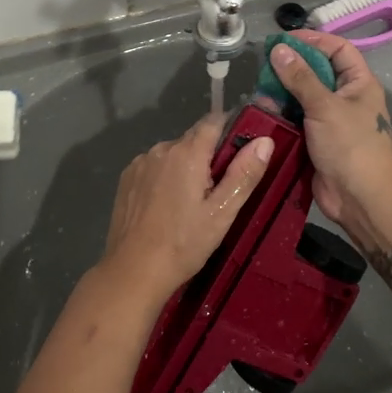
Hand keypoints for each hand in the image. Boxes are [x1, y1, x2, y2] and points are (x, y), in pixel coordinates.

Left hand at [99, 115, 273, 306]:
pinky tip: (165, 207)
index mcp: (187, 153)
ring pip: (172, 154)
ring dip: (184, 168)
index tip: (238, 155)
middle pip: (192, 140)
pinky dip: (163, 178)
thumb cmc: (184, 244)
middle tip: (215, 193)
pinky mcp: (127, 178)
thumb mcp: (222, 213)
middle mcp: (161, 149)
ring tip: (188, 204)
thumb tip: (265, 140)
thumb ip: (244, 174)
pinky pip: (154, 167)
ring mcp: (140, 163)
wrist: (134, 270)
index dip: (229, 132)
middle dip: (207, 157)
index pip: (213, 122)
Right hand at [270, 31, 391, 248]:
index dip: (313, 40)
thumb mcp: (325, 106)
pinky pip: (296, 118)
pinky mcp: (316, 139)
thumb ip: (300, 77)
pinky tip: (262, 109)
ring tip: (259, 88)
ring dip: (282, 91)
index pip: (338, 49)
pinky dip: (280, 113)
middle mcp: (346, 97)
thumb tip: (279, 49)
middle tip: (264, 63)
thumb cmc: (350, 146)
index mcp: (359, 83)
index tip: (284, 40)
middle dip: (292, 67)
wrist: (360, 199)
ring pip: (303, 96)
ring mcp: (331, 119)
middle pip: (317, 71)